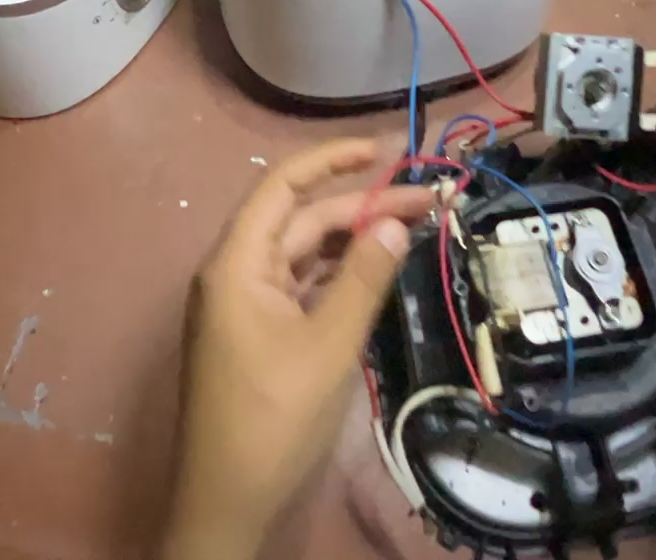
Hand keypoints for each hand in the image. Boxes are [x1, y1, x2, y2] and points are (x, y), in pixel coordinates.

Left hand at [162, 139, 433, 559]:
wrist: (228, 506)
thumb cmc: (272, 419)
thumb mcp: (328, 346)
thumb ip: (363, 279)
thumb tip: (394, 222)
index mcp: (237, 262)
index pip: (282, 186)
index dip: (330, 159)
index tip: (382, 149)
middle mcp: (238, 272)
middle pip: (303, 221)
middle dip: (362, 206)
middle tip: (427, 200)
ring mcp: (248, 303)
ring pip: (306, 253)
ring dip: (354, 240)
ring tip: (412, 227)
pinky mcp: (261, 331)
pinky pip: (303, 285)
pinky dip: (339, 274)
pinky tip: (377, 266)